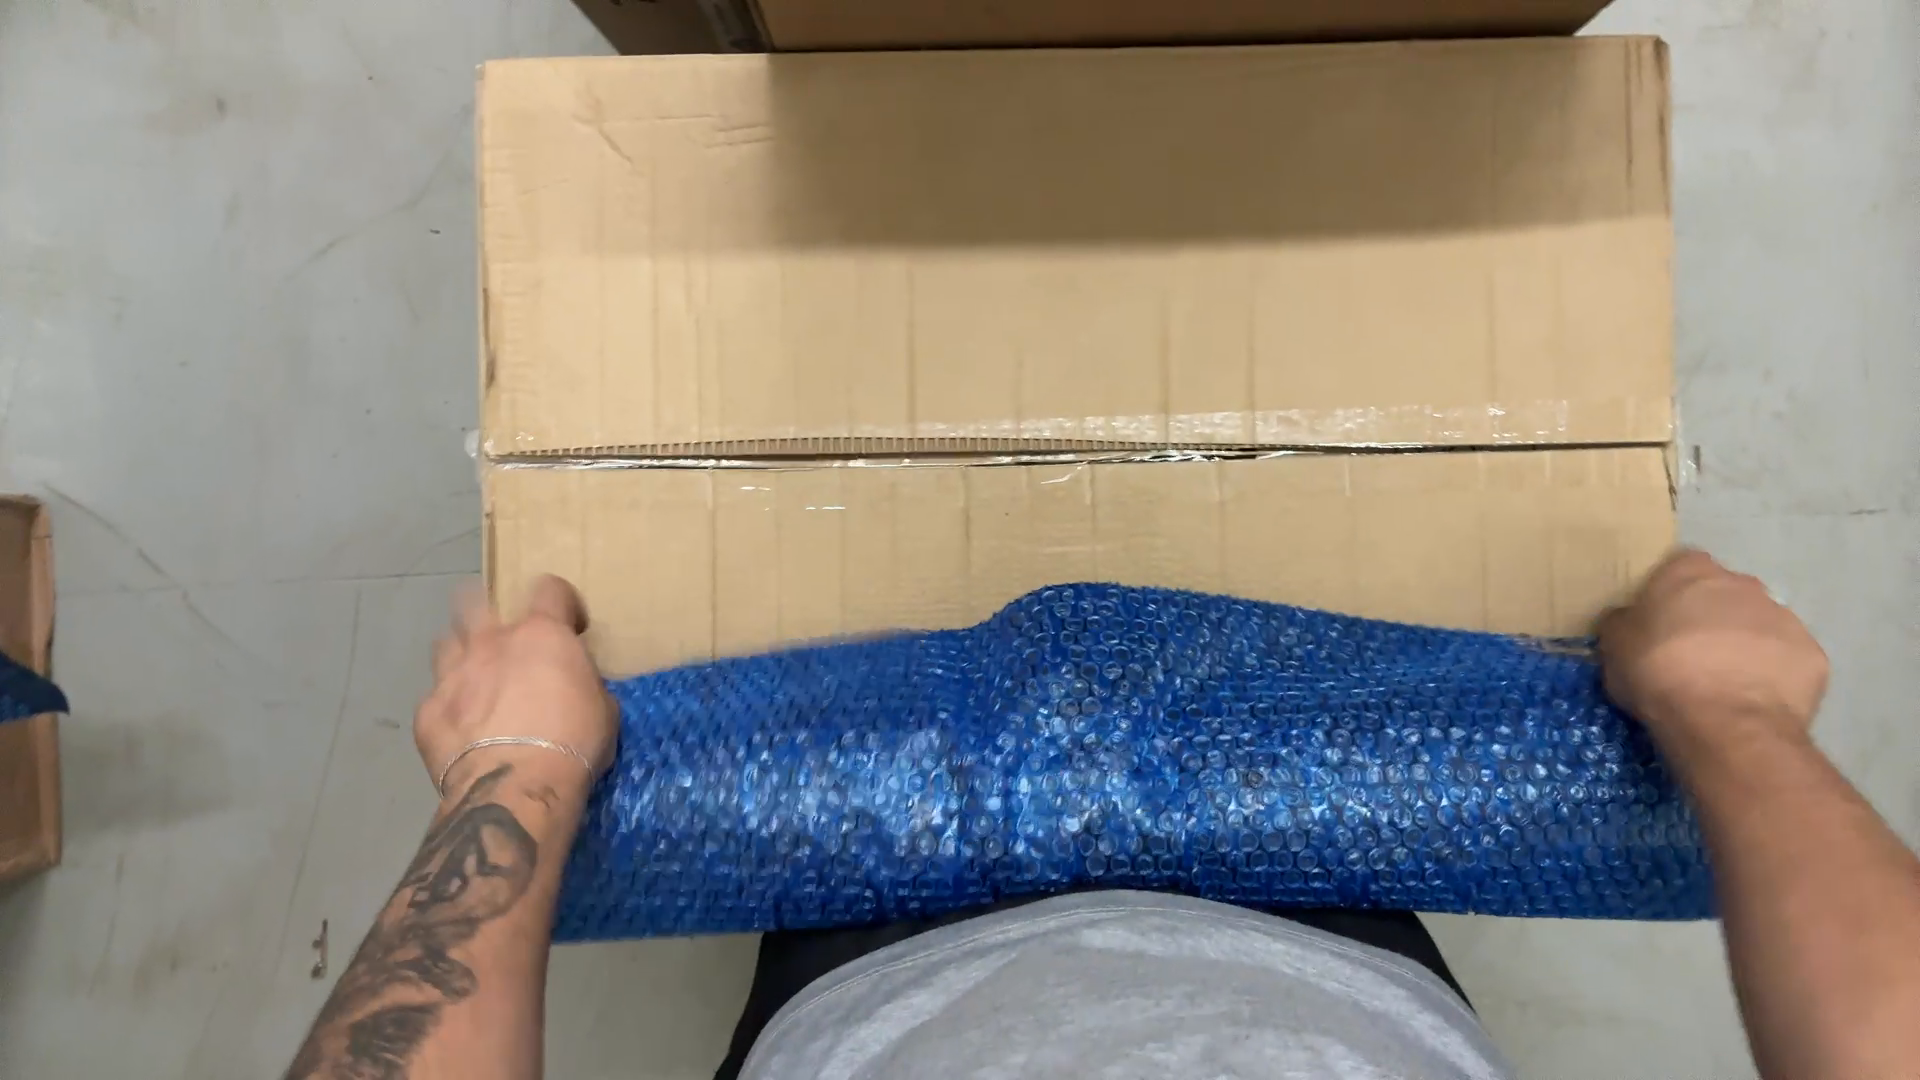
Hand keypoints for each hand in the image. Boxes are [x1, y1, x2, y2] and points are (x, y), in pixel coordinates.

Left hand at [415, 575, 616, 800]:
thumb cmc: (575, 740)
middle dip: (487, 611)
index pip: (549, 588)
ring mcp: (452, 675)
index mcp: (543, 634)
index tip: (571, 626)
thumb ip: (580, 682)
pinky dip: (449, 706)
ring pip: (446, 643)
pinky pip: (435, 696)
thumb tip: (572, 686)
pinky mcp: (426, 713)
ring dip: (462, 654)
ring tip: (477, 679)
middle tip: (505, 639)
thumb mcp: (602, 705)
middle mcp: (492, 643)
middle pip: (474, 602)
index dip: (561, 601)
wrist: (518, 785)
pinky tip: (463, 727)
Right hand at [1597, 550, 1827, 758]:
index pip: (1681, 563)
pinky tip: (1747, 690)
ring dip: (1740, 638)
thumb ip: (1624, 620)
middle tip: (1685, 642)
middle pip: (1724, 590)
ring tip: (1718, 672)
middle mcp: (1743, 587)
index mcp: (1690, 575)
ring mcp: (1786, 620)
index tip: (1657, 610)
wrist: (1725, 720)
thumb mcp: (1613, 642)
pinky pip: (1783, 654)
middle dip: (1709, 610)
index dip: (1669, 585)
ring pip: (1757, 621)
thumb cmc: (1656, 669)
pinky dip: (1767, 666)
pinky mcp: (1814, 656)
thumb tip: (1632, 618)